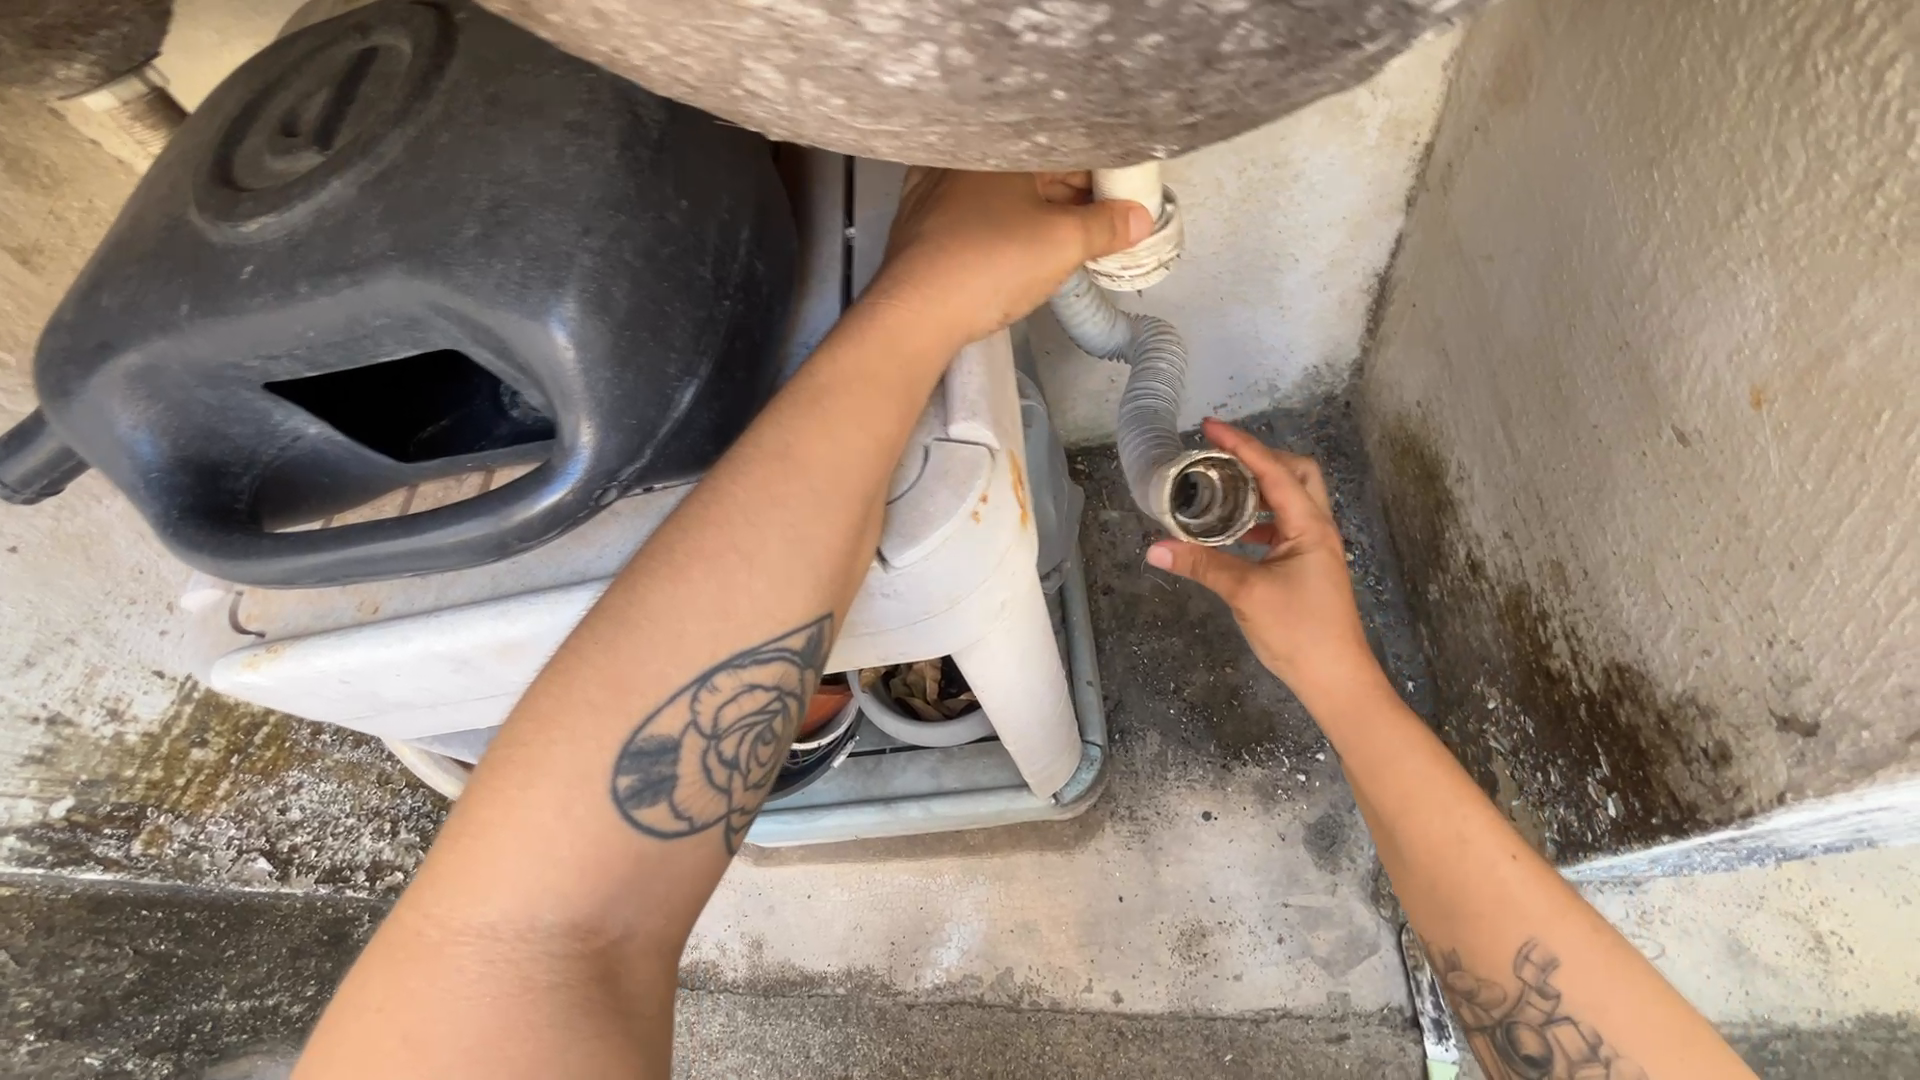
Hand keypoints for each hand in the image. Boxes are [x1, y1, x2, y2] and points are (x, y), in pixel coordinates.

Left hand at [860, 170, 1153, 348]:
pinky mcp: (917, 226)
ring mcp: (932, 191)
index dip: (1099, 176)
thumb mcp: (1061, 244)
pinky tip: (1011, 245)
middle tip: (1101, 225)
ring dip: (1033, 213)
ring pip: (999, 194)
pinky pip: (971, 216)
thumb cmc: (991, 265)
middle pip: (1032, 171)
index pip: (1065, 150)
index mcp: (1000, 148)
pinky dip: (998, 226)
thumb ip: (1105, 226)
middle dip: (1069, 196)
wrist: (916, 312)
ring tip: (1064, 239)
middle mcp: (963, 158)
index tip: (1121, 200)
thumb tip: (1140, 218)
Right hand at [1146, 419, 1384, 705]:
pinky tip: (1233, 530)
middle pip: (1295, 473)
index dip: (1241, 445)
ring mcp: (1314, 548)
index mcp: (1309, 526)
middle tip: (1221, 458)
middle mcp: (1316, 529)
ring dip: (1258, 486)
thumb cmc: (1299, 631)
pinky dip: (1257, 517)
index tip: (1210, 428)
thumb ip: (1201, 565)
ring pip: (1291, 499)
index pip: (1274, 471)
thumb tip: (1155, 547)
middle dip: (1259, 457)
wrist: (1335, 678)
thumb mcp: (1245, 593)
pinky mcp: (1305, 566)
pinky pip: (1282, 525)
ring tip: (1221, 486)